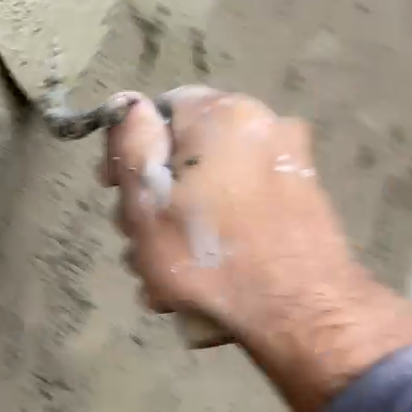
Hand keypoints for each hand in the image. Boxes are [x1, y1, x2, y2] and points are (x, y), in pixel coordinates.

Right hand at [98, 87, 411, 411]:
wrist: (295, 308)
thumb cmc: (204, 252)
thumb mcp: (145, 198)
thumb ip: (132, 142)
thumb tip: (126, 104)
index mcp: (225, 116)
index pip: (158, 107)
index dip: (127, 146)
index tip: (111, 189)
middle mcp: (265, 127)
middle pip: (181, 153)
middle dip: (150, 197)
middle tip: (137, 239)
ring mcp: (288, 166)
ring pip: (203, 187)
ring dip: (173, 227)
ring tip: (163, 270)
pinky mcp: (299, 203)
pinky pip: (234, 210)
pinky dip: (209, 237)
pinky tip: (196, 275)